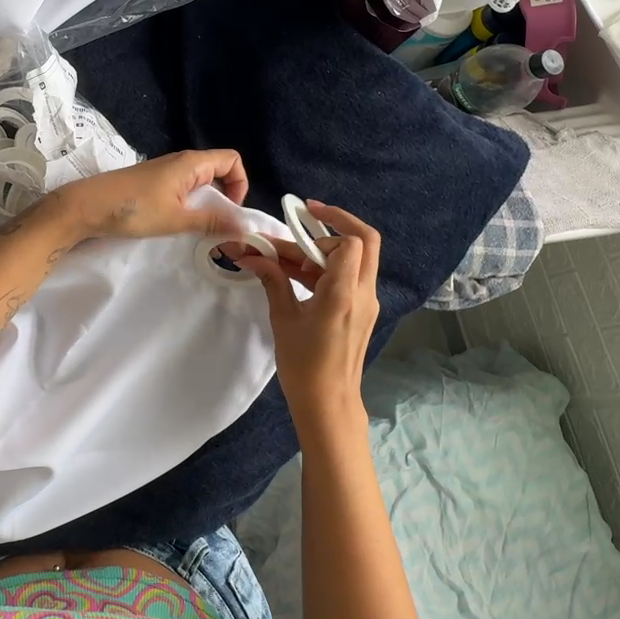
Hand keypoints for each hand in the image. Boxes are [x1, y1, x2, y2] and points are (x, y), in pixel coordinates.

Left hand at [47, 150, 248, 242]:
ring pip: (199, 184)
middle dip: (225, 197)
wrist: (86, 206)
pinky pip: (183, 190)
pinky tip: (179, 225)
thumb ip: (212, 222)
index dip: (240, 183)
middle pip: (218, 172)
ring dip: (206, 205)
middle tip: (219, 226)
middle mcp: (181, 162)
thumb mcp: (176, 218)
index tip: (232, 211)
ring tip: (199, 230)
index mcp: (191, 163)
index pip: (232, 160)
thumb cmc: (133, 208)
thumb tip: (246, 227)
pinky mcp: (153, 184)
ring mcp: (166, 172)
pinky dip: (189, 206)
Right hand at [230, 202, 381, 433]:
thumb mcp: (283, 318)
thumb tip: (253, 255)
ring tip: (284, 254)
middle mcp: (363, 293)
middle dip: (337, 222)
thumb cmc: (304, 365)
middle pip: (366, 241)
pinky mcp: (361, 311)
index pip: (349, 243)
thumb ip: (273, 280)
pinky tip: (295, 272)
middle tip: (307, 214)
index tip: (296, 233)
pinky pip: (349, 276)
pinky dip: (326, 267)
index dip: (324, 232)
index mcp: (344, 293)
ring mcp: (366, 302)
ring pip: (356, 258)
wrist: (328, 405)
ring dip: (324, 249)